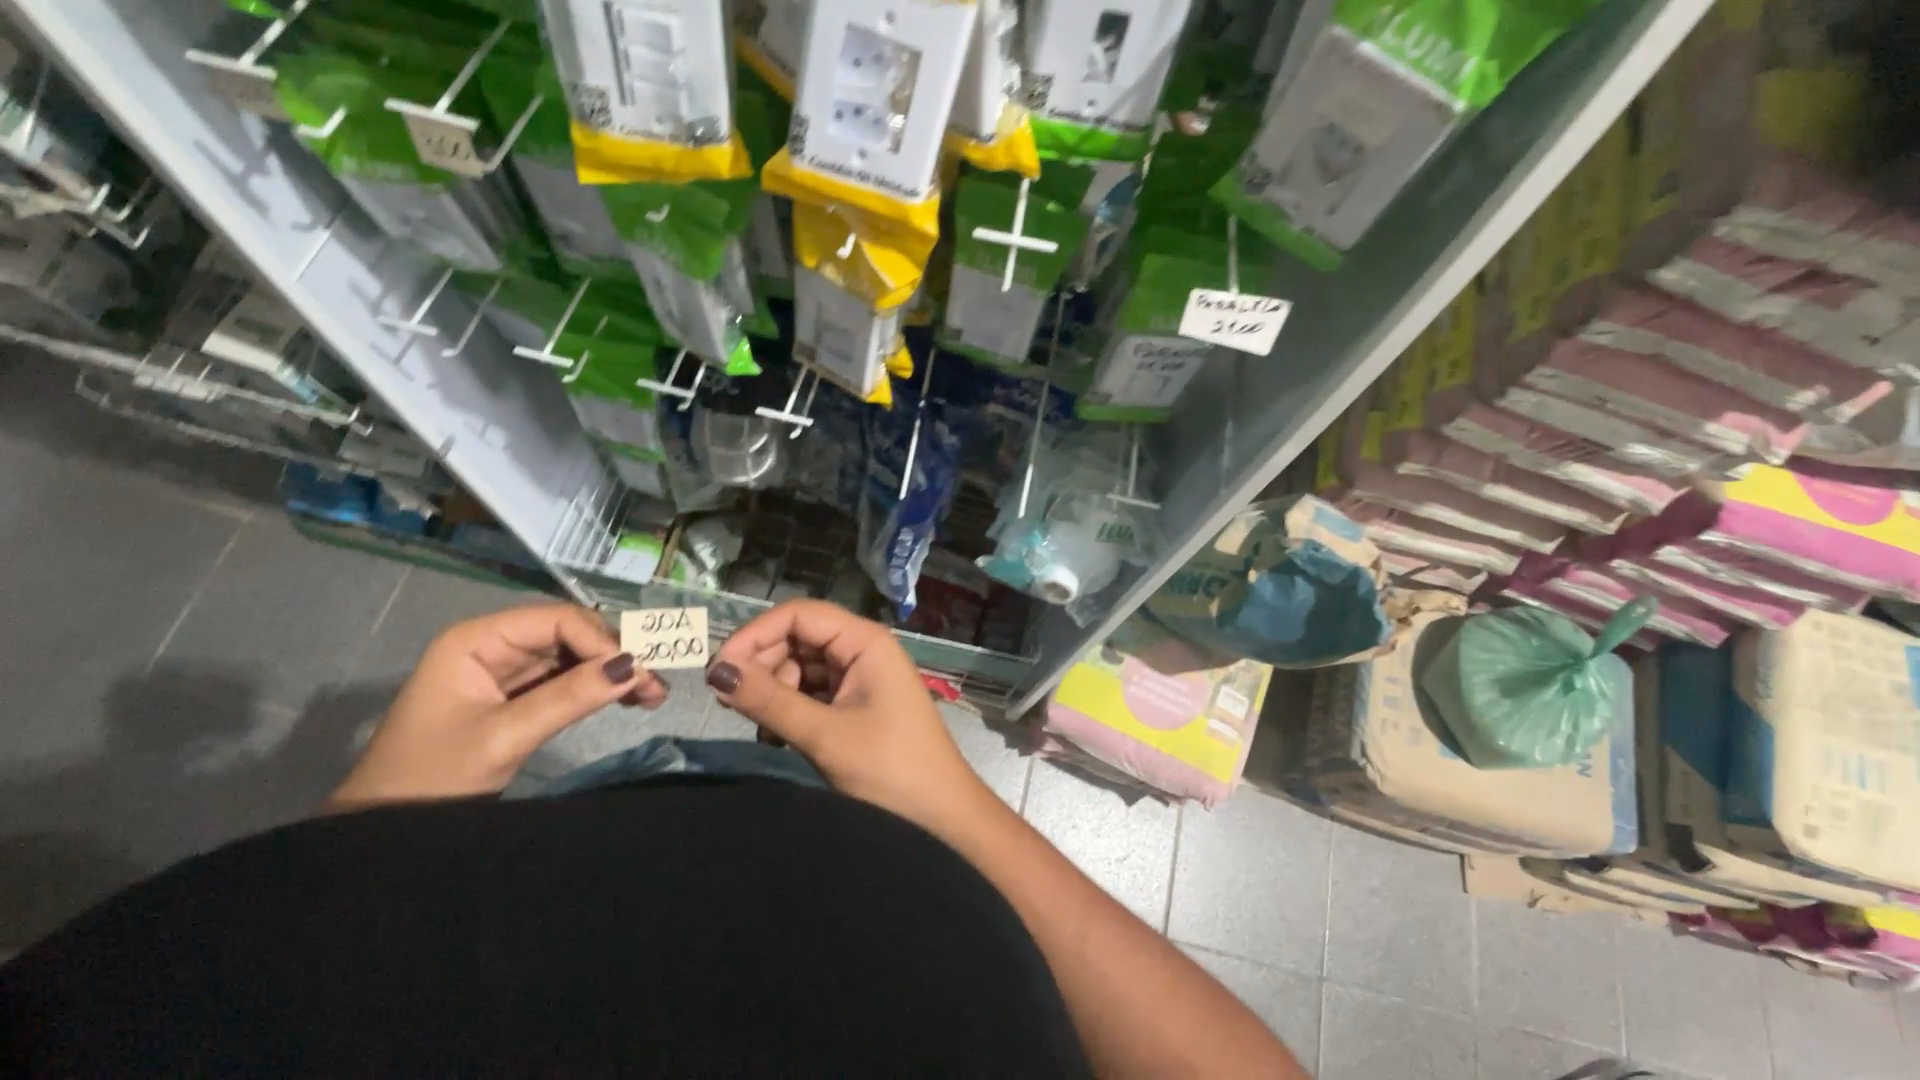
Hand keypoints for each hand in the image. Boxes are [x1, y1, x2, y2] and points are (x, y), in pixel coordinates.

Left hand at [324, 604, 665, 811]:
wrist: (383, 829)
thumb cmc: (432, 776)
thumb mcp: (504, 736)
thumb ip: (569, 698)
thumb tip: (634, 667)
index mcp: (477, 640)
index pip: (555, 620)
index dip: (601, 641)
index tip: (635, 673)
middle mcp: (494, 645)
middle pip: (570, 634)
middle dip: (615, 655)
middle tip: (655, 685)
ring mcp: (505, 671)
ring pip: (574, 657)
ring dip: (613, 672)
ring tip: (652, 696)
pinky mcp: (515, 697)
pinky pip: (566, 681)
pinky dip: (598, 689)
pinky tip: (627, 699)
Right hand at [706, 599, 993, 834]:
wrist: (942, 819)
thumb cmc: (890, 770)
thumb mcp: (823, 734)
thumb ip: (769, 700)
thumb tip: (715, 671)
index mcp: (865, 642)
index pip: (798, 614)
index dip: (755, 634)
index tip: (718, 670)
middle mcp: (862, 651)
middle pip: (796, 639)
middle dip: (762, 667)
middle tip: (733, 704)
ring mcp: (860, 679)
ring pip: (800, 668)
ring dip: (773, 693)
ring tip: (763, 728)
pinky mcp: (856, 708)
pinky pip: (811, 694)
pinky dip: (789, 710)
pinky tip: (777, 738)